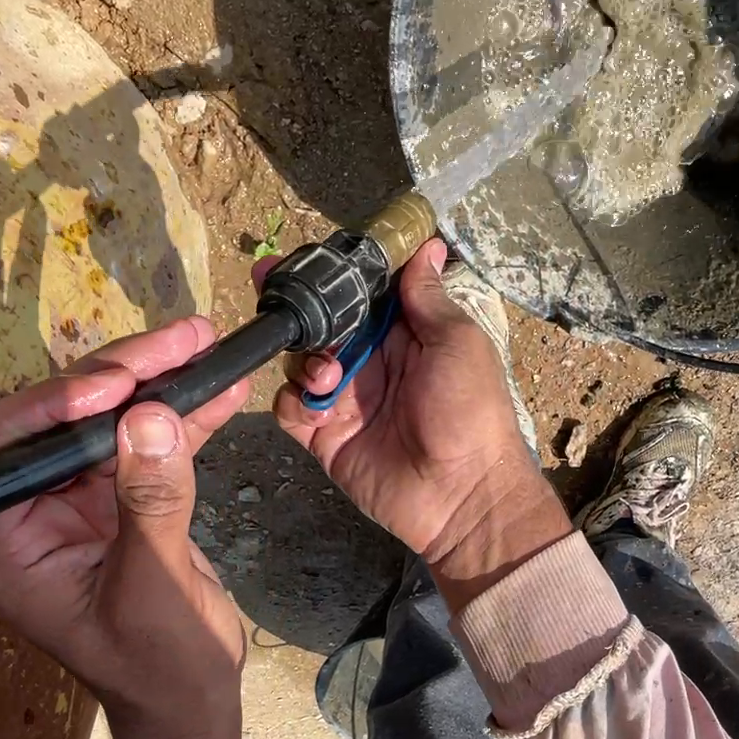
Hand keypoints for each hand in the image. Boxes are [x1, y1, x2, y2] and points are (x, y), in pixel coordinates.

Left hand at [0, 317, 253, 738]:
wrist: (194, 702)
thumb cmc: (161, 668)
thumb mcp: (154, 592)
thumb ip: (150, 505)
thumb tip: (151, 417)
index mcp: (10, 543)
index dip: (42, 410)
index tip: (111, 390)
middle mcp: (37, 512)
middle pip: (60, 420)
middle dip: (119, 376)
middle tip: (179, 341)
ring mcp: (85, 503)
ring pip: (111, 421)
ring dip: (158, 381)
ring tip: (204, 343)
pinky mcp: (129, 500)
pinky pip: (153, 444)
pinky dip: (188, 416)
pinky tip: (223, 386)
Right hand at [272, 239, 571, 608]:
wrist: (462, 493)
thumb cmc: (469, 409)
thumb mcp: (458, 343)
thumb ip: (427, 298)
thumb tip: (428, 245)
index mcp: (404, 335)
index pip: (358, 295)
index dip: (332, 275)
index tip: (304, 256)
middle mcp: (370, 362)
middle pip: (320, 324)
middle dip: (297, 305)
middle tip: (268, 283)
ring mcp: (345, 400)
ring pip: (299, 362)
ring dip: (304, 360)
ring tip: (328, 376)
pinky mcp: (325, 437)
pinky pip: (290, 408)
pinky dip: (294, 402)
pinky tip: (319, 411)